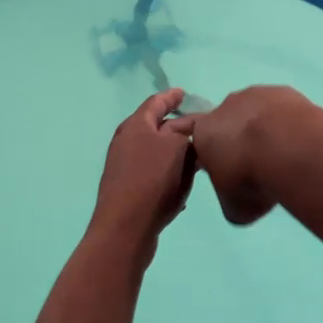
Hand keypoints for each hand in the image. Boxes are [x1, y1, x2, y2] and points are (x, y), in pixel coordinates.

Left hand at [90, 89, 197, 243]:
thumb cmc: (152, 179)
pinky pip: (153, 174)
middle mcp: (126, 142)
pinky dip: (168, 173)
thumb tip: (190, 126)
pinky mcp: (128, 190)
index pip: (156, 102)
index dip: (171, 97)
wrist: (126, 229)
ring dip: (174, 152)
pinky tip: (182, 186)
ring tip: (196, 156)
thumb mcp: (176, 146)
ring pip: (155, 152)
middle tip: (197, 126)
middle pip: (154, 127)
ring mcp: (124, 167)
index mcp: (136, 125)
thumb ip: (185, 130)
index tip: (184, 93)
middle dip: (175, 125)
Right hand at [184, 86, 322, 225]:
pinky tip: (298, 139)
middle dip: (240, 141)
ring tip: (282, 153)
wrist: (288, 147)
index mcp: (204, 133)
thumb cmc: (251, 178)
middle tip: (257, 165)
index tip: (227, 170)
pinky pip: (280, 108)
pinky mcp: (282, 90)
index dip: (213, 155)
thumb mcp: (233, 207)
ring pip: (256, 113)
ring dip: (264, 129)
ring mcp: (255, 94)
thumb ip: (230, 197)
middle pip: (229, 124)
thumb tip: (239, 195)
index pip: (199, 140)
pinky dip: (286, 121)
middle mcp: (226, 106)